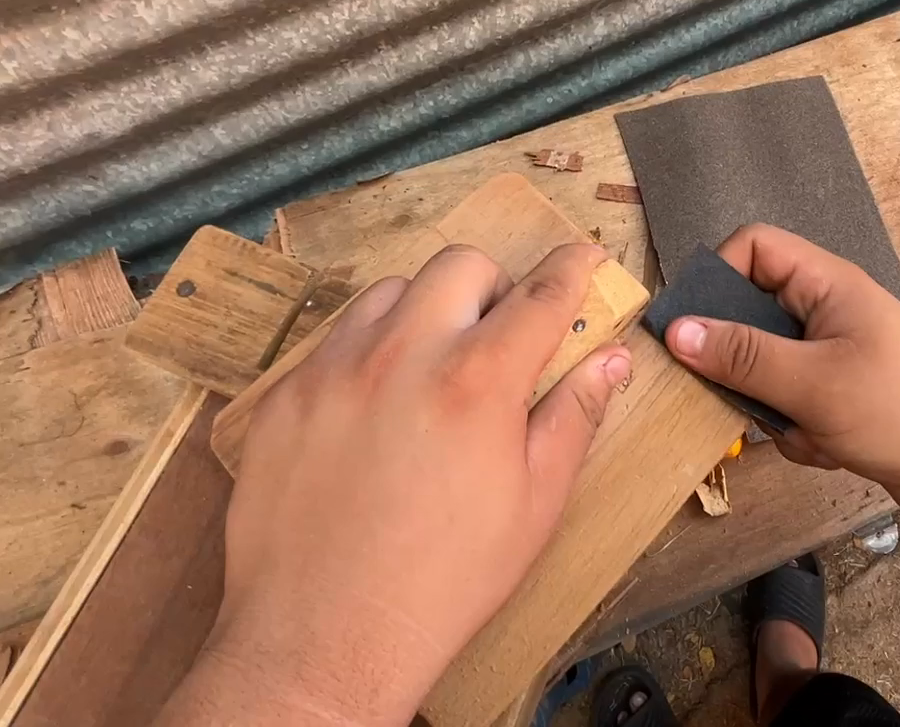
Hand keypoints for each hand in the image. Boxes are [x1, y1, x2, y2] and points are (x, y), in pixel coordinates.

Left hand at [196, 243, 631, 724]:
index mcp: (478, 381)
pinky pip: (339, 336)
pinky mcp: (287, 394)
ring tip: (435, 364)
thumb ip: (576, 414)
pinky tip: (378, 402)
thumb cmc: (447, 578)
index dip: (573, 266)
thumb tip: (611, 358)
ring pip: (394, 290)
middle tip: (500, 335)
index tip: (585, 255)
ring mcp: (335, 369)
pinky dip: (374, 346)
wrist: (321, 644)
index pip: (541, 294)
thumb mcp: (536, 502)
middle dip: (495, 286)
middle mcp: (404, 355)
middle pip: (462, 265)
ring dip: (430, 310)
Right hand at [664, 225, 899, 508]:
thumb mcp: (813, 383)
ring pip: (767, 365)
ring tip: (804, 430)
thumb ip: (742, 356)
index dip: (719, 274)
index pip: (754, 246)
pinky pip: (791, 400)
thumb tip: (675, 330)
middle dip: (745, 363)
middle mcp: (826, 309)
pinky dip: (799, 428)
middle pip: (752, 312)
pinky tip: (829, 448)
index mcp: (825, 283)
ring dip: (775, 405)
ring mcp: (833, 352)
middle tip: (740, 395)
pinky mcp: (839, 393)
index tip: (694, 325)